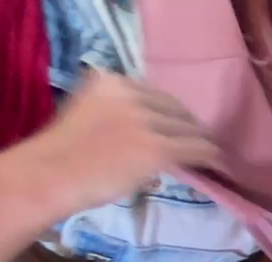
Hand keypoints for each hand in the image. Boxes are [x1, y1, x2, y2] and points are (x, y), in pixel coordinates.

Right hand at [19, 73, 217, 215]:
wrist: (52, 171)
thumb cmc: (72, 149)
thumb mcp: (97, 112)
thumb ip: (129, 111)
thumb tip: (173, 124)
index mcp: (109, 81)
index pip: (163, 98)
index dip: (179, 119)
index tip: (185, 134)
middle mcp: (127, 94)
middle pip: (183, 114)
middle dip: (194, 132)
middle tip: (202, 150)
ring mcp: (143, 121)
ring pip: (196, 133)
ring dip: (206, 148)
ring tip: (212, 161)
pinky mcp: (158, 147)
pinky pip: (202, 151)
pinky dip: (214, 161)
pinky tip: (219, 170)